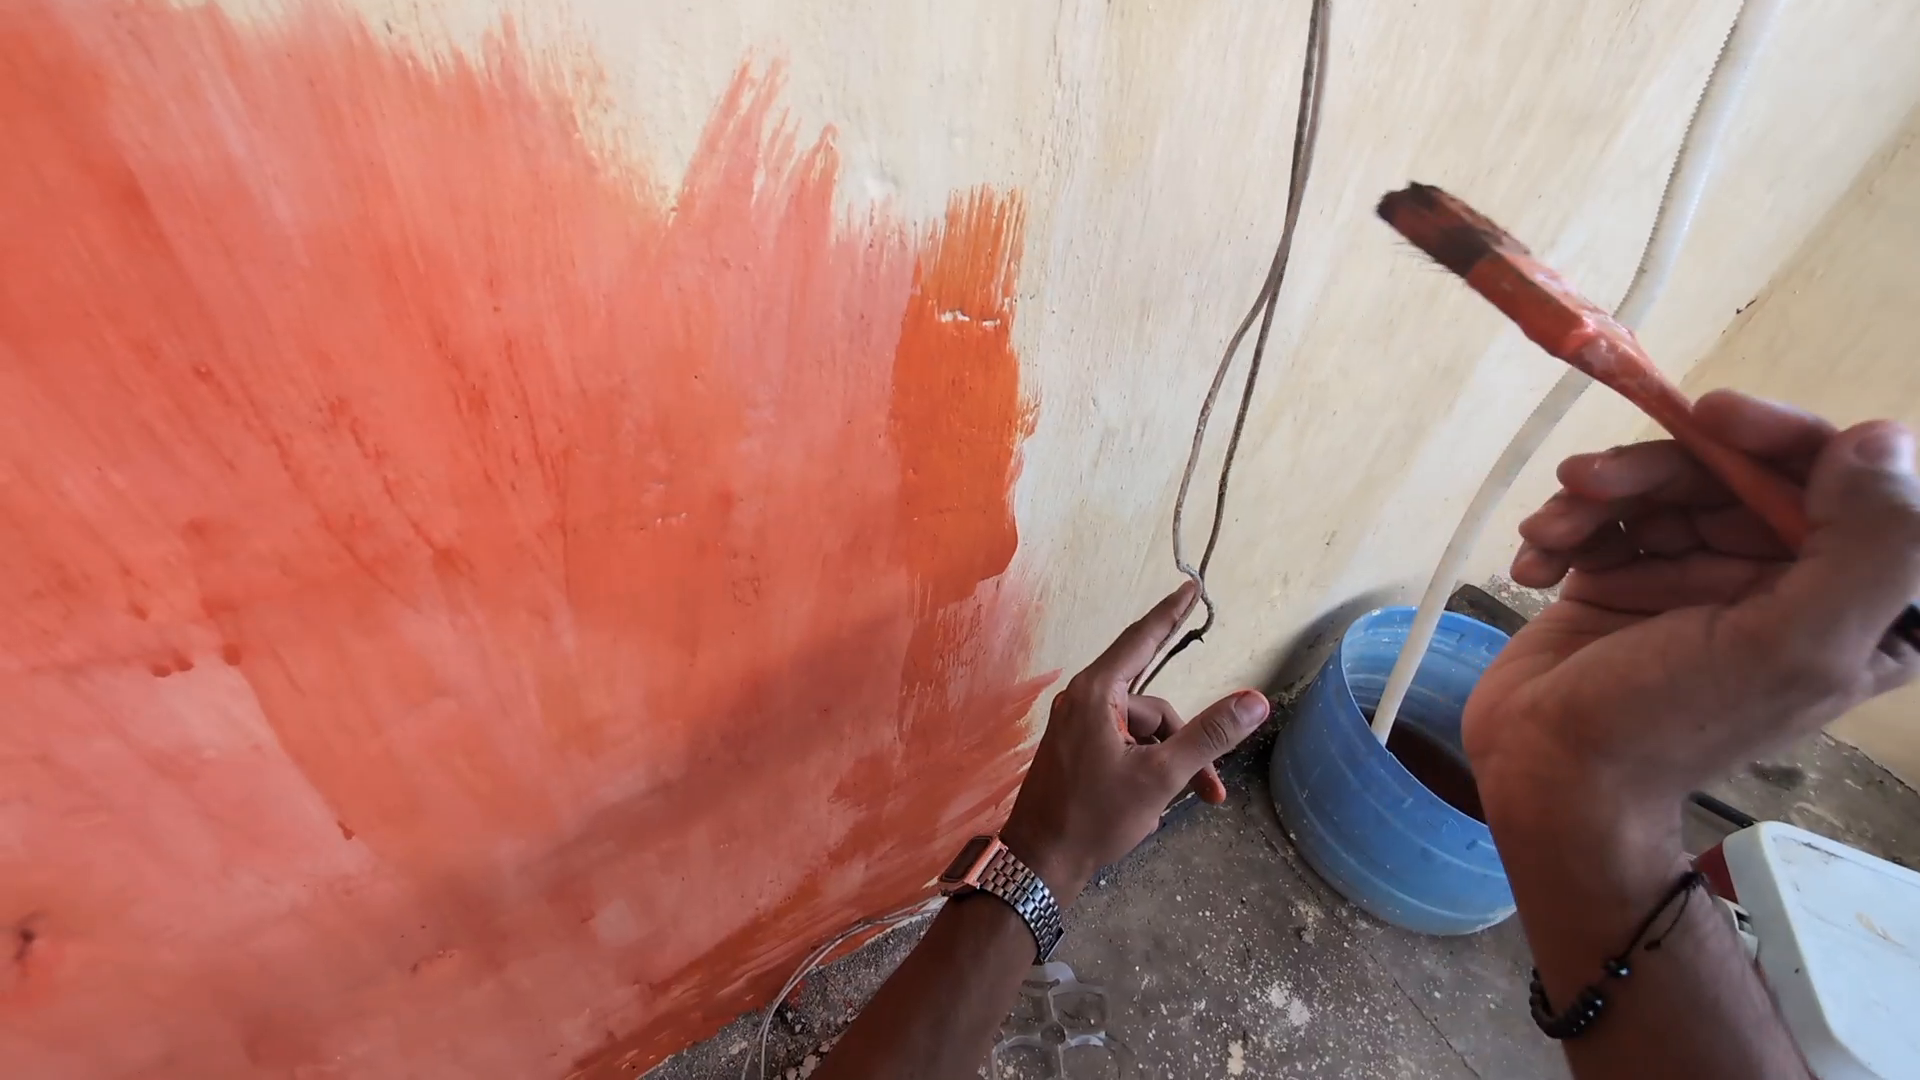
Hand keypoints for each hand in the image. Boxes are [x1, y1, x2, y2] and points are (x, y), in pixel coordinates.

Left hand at [1001, 581, 1270, 904]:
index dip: (1169, 613)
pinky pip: (1124, 744)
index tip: (1191, 587)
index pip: (1141, 639)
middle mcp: (1085, 700)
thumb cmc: (1094, 816)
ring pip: (1142, 731)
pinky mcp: (1078, 748)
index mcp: (1097, 693)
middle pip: (1152, 705)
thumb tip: (1253, 700)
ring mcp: (1079, 725)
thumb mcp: (1160, 777)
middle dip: (1185, 742)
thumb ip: (1207, 736)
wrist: (1041, 861)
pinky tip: (1152, 804)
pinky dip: (1147, 767)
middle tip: (1212, 785)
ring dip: (1170, 763)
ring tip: (1187, 803)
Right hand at [1464, 391, 1919, 833]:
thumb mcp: (1790, 647)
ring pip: (1644, 496)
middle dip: (1647, 473)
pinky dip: (1554, 538)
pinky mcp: (1611, 581)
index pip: (1838, 483)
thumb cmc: (1669, 720)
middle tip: (1578, 482)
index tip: (1709, 417)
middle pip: (1721, 479)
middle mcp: (1770, 578)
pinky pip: (1591, 528)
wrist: (1550, 767)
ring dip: (1584, 508)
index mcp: (1848, 597)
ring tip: (1542, 539)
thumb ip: (1866, 548)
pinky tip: (1530, 569)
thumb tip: (1880, 439)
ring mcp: (1684, 578)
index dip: (1781, 438)